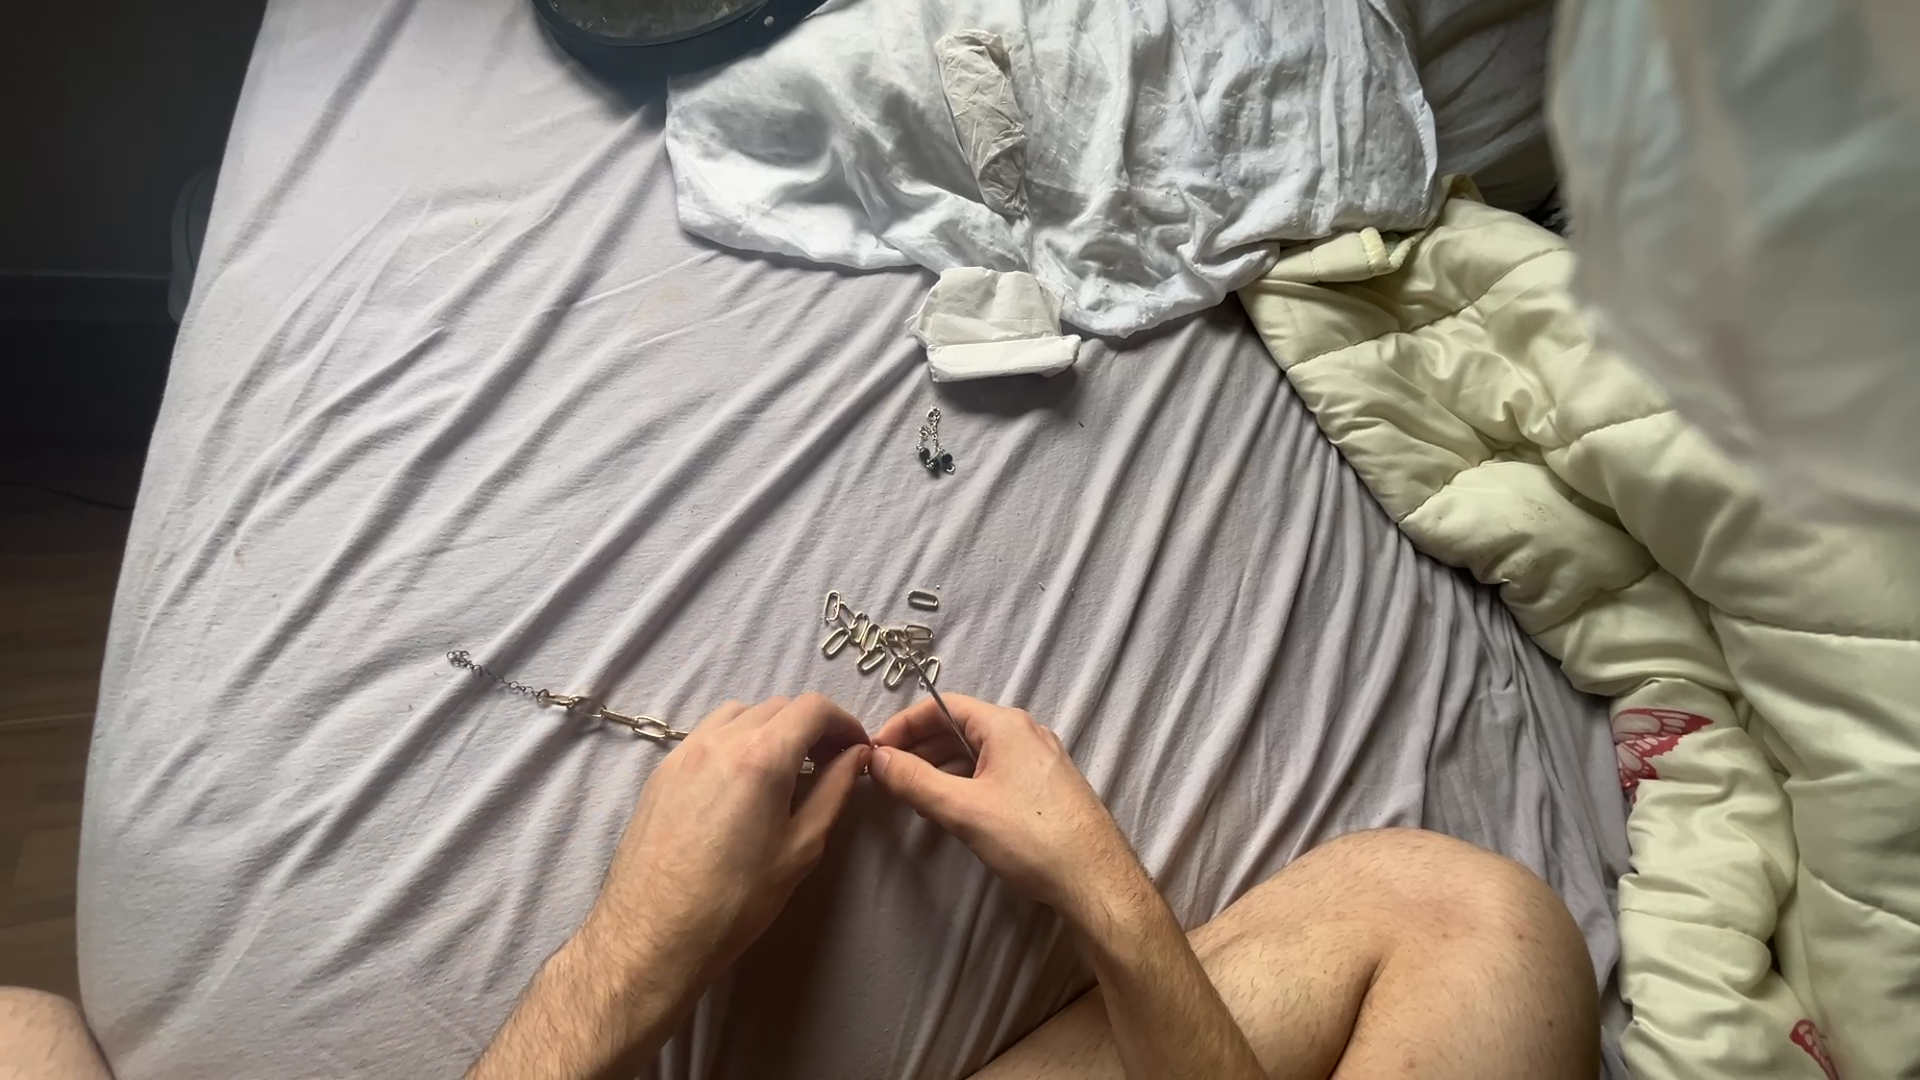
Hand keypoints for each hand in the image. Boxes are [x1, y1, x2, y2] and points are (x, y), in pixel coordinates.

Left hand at [470, 694, 869, 1079]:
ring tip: (783, 768)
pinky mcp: (662, 768)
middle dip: (812, 725)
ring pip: (743, 712)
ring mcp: (686, 749)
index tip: (856, 749)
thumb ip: (834, 789)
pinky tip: (741, 779)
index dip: (844, 722)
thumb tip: (857, 754)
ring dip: (773, 727)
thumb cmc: (736, 901)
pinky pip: (710, 732)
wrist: (649, 939)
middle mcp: (722, 738)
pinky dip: (738, 738)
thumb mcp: (801, 847)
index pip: (814, 708)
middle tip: (827, 763)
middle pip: (780, 705)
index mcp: (762, 755)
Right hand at [871, 698, 1266, 1079]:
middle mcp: (1024, 731)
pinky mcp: (1045, 785)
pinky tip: (950, 805)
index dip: (903, 725)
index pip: (941, 706)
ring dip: (941, 765)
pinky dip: (965, 780)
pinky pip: (994, 769)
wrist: (1098, 882)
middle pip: (959, 726)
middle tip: (886, 774)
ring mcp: (1038, 758)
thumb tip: (876, 757)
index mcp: (1005, 724)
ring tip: (910, 792)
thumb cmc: (1029, 837)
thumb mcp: (963, 809)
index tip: (874, 750)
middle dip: (920, 747)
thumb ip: (914, 780)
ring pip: (977, 750)